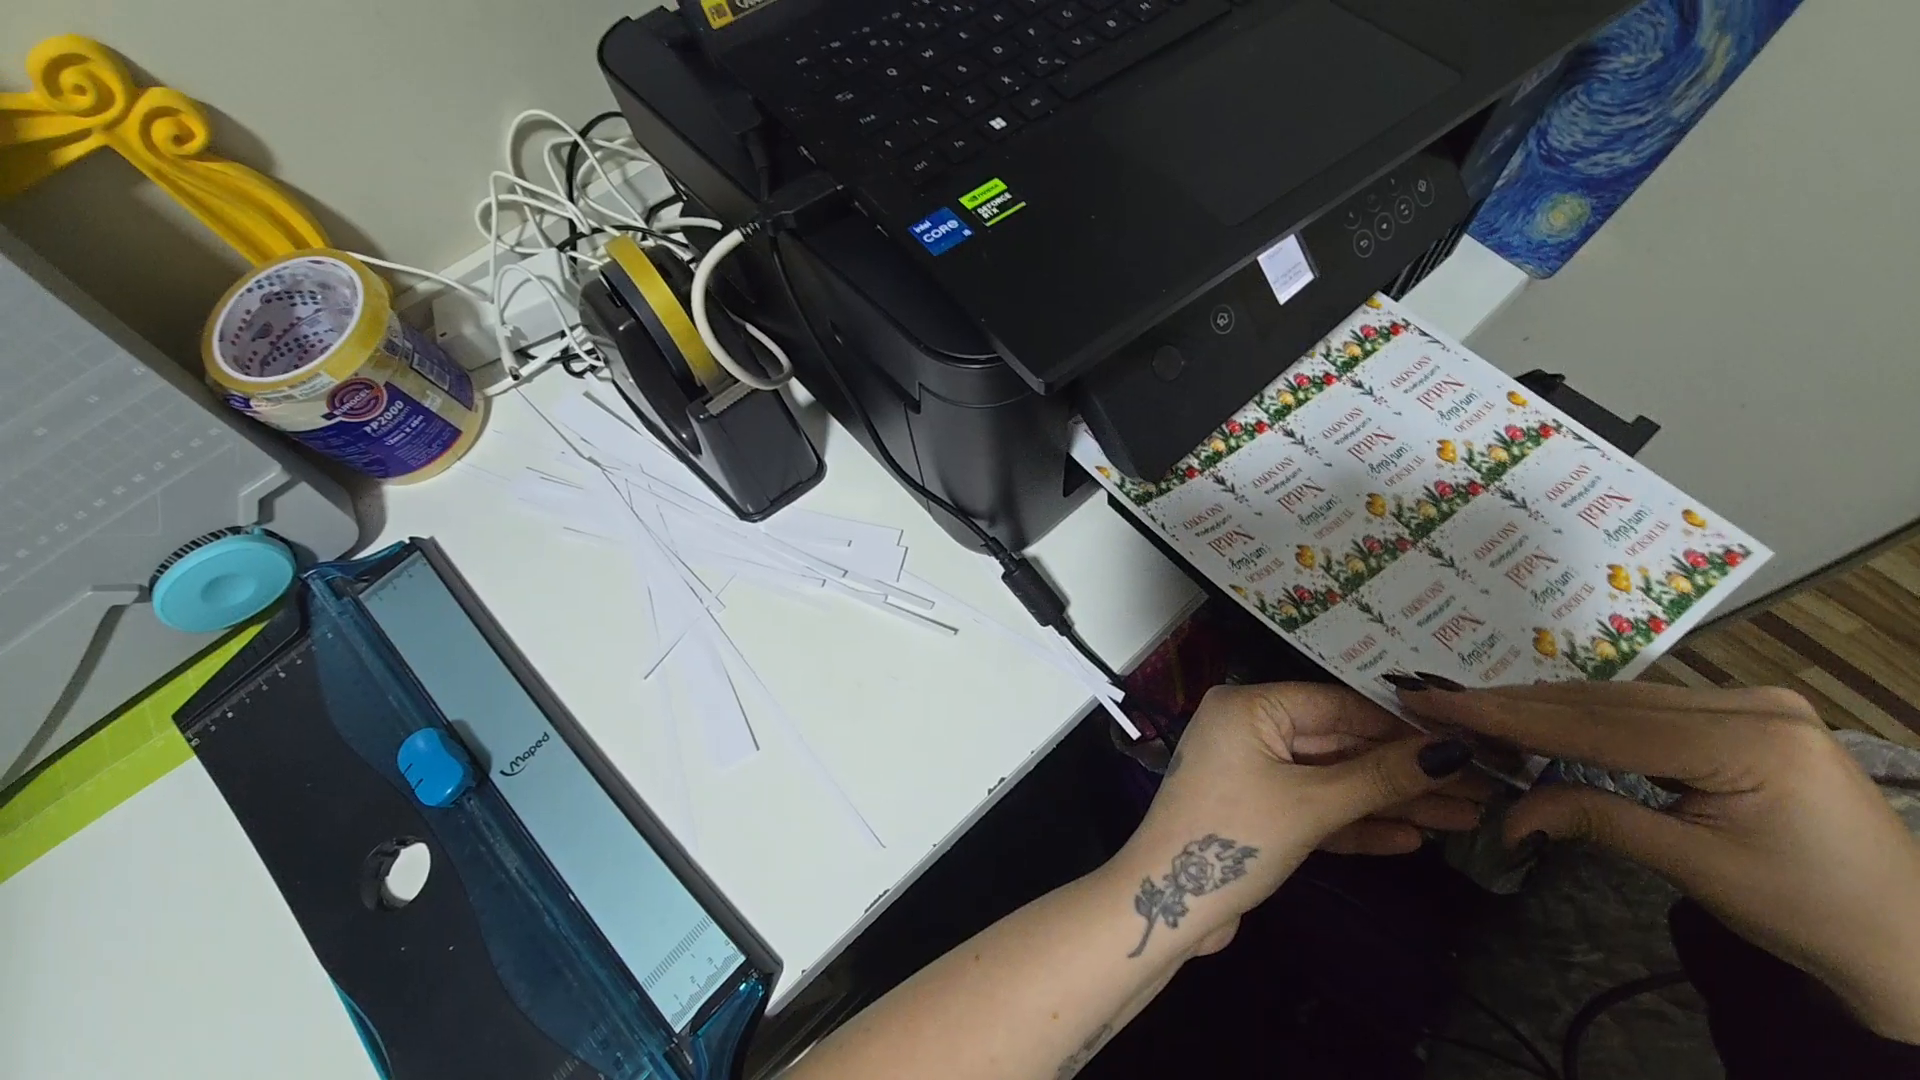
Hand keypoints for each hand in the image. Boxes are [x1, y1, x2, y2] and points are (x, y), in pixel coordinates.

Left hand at [1109, 683, 1489, 954]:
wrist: (1169, 907)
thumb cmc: (1233, 838)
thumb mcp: (1312, 804)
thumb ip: (1381, 777)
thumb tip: (1452, 751)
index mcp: (1249, 708)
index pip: (1337, 705)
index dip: (1401, 725)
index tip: (1463, 737)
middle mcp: (1248, 730)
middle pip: (1340, 744)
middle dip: (1405, 769)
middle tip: (1477, 783)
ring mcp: (1251, 772)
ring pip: (1332, 780)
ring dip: (1390, 800)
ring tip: (1464, 815)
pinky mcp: (1258, 813)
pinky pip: (1314, 809)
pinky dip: (1356, 824)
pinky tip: (1411, 837)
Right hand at [1398, 678, 1919, 1041]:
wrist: (1912, 943)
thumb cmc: (1813, 915)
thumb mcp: (1695, 868)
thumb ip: (1595, 819)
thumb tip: (1507, 815)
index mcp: (1750, 740)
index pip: (1598, 724)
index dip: (1509, 716)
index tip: (1439, 703)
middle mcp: (1752, 703)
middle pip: (1603, 700)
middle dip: (1516, 705)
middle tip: (1441, 703)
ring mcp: (1753, 703)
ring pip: (1619, 698)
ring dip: (1544, 708)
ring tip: (1474, 712)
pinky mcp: (1747, 716)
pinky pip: (1644, 708)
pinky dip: (1584, 716)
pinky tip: (1541, 719)